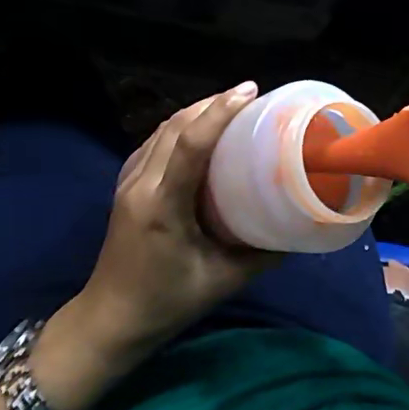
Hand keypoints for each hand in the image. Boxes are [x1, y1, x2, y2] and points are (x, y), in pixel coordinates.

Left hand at [35, 83, 278, 407]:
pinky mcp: (124, 185)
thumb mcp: (223, 282)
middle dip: (211, 105)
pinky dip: (177, 130)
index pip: (190, 144)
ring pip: (160, 131)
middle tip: (249, 98)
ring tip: (229, 108)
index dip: (219, 112)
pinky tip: (198, 133)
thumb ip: (262, 254)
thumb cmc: (167, 303)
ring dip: (193, 113)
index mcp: (162, 206)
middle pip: (174, 127)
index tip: (249, 92)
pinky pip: (152, 144)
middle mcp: (140, 184)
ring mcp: (127, 182)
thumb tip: (298, 228)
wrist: (110, 317)